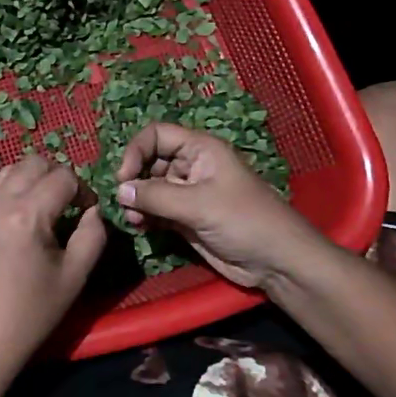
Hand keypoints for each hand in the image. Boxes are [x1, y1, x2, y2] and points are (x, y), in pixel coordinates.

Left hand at [0, 155, 106, 368]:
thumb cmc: (34, 310)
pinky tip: (8, 204)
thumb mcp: (76, 274)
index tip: (87, 210)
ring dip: (27, 178)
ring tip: (38, 203)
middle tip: (66, 202)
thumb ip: (93, 233)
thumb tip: (94, 208)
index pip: (63, 178)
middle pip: (33, 164)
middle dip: (56, 176)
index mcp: (28, 215)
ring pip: (6, 170)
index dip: (82, 190)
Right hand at [115, 123, 320, 288]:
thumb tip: (120, 191)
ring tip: (132, 219)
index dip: (136, 151)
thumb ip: (156, 197)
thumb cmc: (244, 220)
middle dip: (133, 180)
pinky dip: (145, 217)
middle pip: (150, 162)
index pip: (157, 136)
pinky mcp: (187, 219)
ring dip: (137, 201)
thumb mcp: (199, 204)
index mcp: (200, 149)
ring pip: (151, 189)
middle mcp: (192, 167)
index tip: (124, 177)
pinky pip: (158, 211)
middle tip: (123, 202)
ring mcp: (189, 194)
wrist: (276, 261)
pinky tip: (139, 226)